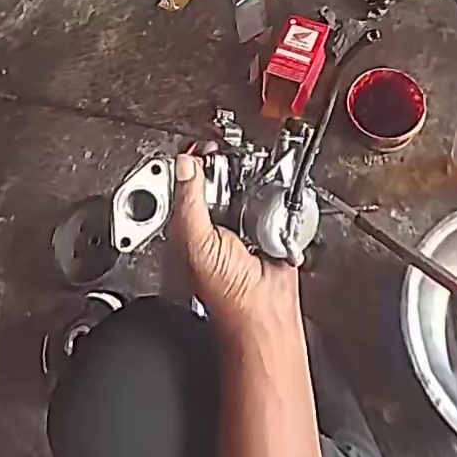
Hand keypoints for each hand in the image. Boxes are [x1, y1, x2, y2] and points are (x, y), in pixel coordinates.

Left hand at [171, 153, 300, 334]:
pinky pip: (269, 201)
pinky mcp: (267, 227)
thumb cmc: (226, 290)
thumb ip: (190, 201)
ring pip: (245, 189)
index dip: (194, 163)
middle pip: (218, 182)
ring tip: (251, 173)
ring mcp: (242, 224)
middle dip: (224, 167)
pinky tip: (269, 194)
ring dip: (250, 180)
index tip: (204, 148)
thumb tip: (185, 165)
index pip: (188, 184)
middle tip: (229, 157)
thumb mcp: (198, 240)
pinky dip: (271, 195)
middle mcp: (215, 223)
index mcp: (189, 225)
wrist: (263, 308)